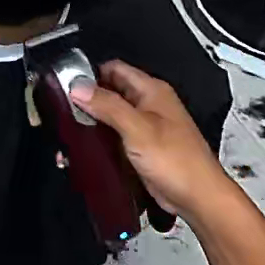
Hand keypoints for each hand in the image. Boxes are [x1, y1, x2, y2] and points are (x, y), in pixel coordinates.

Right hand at [68, 61, 237, 221]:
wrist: (196, 196)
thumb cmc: (180, 162)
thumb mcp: (137, 129)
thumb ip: (108, 106)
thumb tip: (80, 88)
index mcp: (153, 92)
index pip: (115, 69)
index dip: (91, 74)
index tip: (69, 86)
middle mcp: (151, 106)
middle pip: (111, 93)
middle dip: (89, 101)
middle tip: (68, 113)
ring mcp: (147, 128)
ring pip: (112, 117)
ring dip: (94, 124)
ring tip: (74, 134)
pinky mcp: (143, 149)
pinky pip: (117, 139)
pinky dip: (103, 143)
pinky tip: (90, 152)